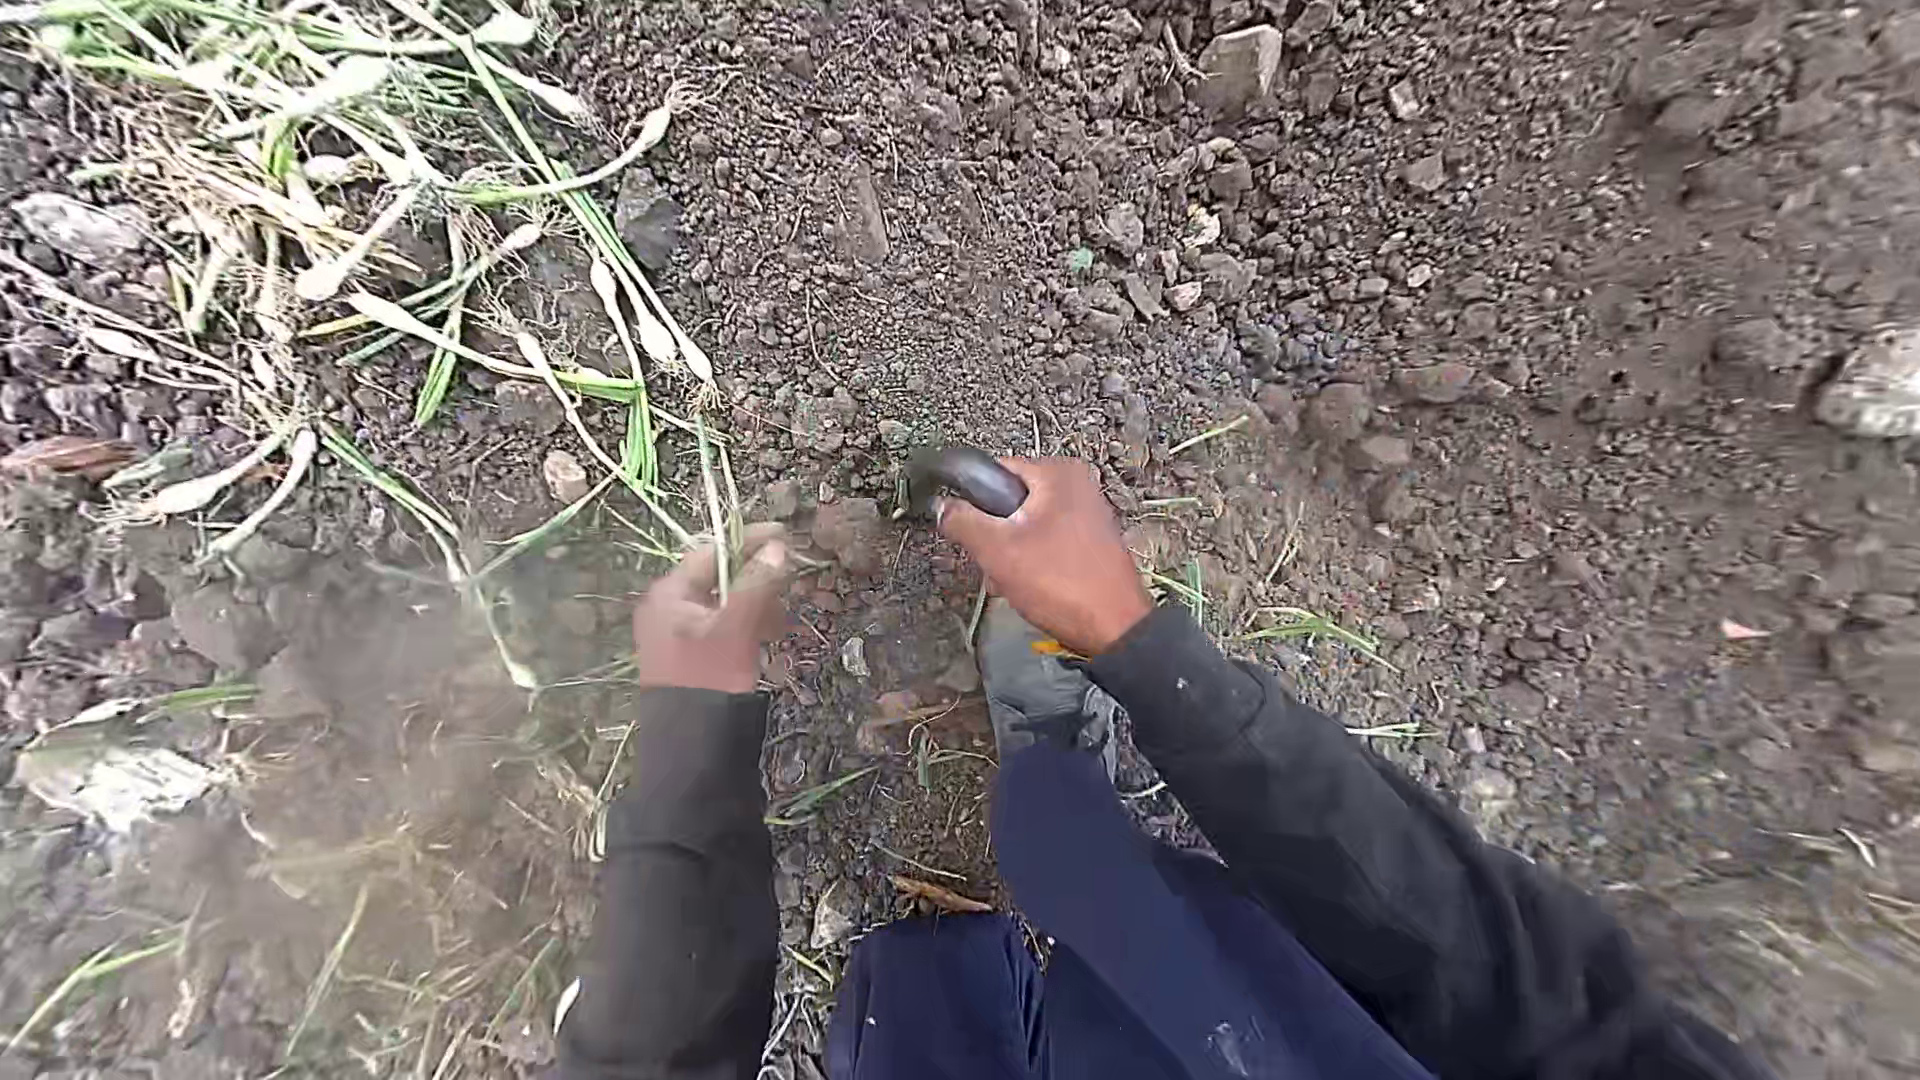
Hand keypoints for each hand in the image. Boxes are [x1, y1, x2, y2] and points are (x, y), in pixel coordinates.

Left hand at [633, 524, 789, 693]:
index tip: (783, 535)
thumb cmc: (710, 678)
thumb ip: (757, 583)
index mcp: (670, 594)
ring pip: (726, 601)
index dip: (748, 541)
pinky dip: (748, 623)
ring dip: (757, 603)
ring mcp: (679, 630)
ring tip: (779, 621)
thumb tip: (777, 547)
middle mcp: (670, 606)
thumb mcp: (737, 627)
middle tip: (787, 584)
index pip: (712, 552)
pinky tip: (769, 634)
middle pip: (720, 576)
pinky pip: (724, 623)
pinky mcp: (693, 651)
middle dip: (757, 579)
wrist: (694, 743)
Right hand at [935, 457, 1151, 654]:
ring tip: (1009, 580)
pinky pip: (1047, 540)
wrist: (1114, 628)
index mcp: (1058, 472)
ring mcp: (1087, 512)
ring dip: (1010, 553)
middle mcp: (1077, 484)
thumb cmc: (1060, 583)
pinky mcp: (1091, 540)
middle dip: (994, 535)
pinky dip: (1033, 560)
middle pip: (1011, 502)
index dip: (976, 503)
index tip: (971, 534)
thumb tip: (942, 506)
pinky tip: (1029, 586)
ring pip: (1027, 525)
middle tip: (994, 564)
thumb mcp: (997, 549)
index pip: (996, 472)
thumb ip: (962, 521)